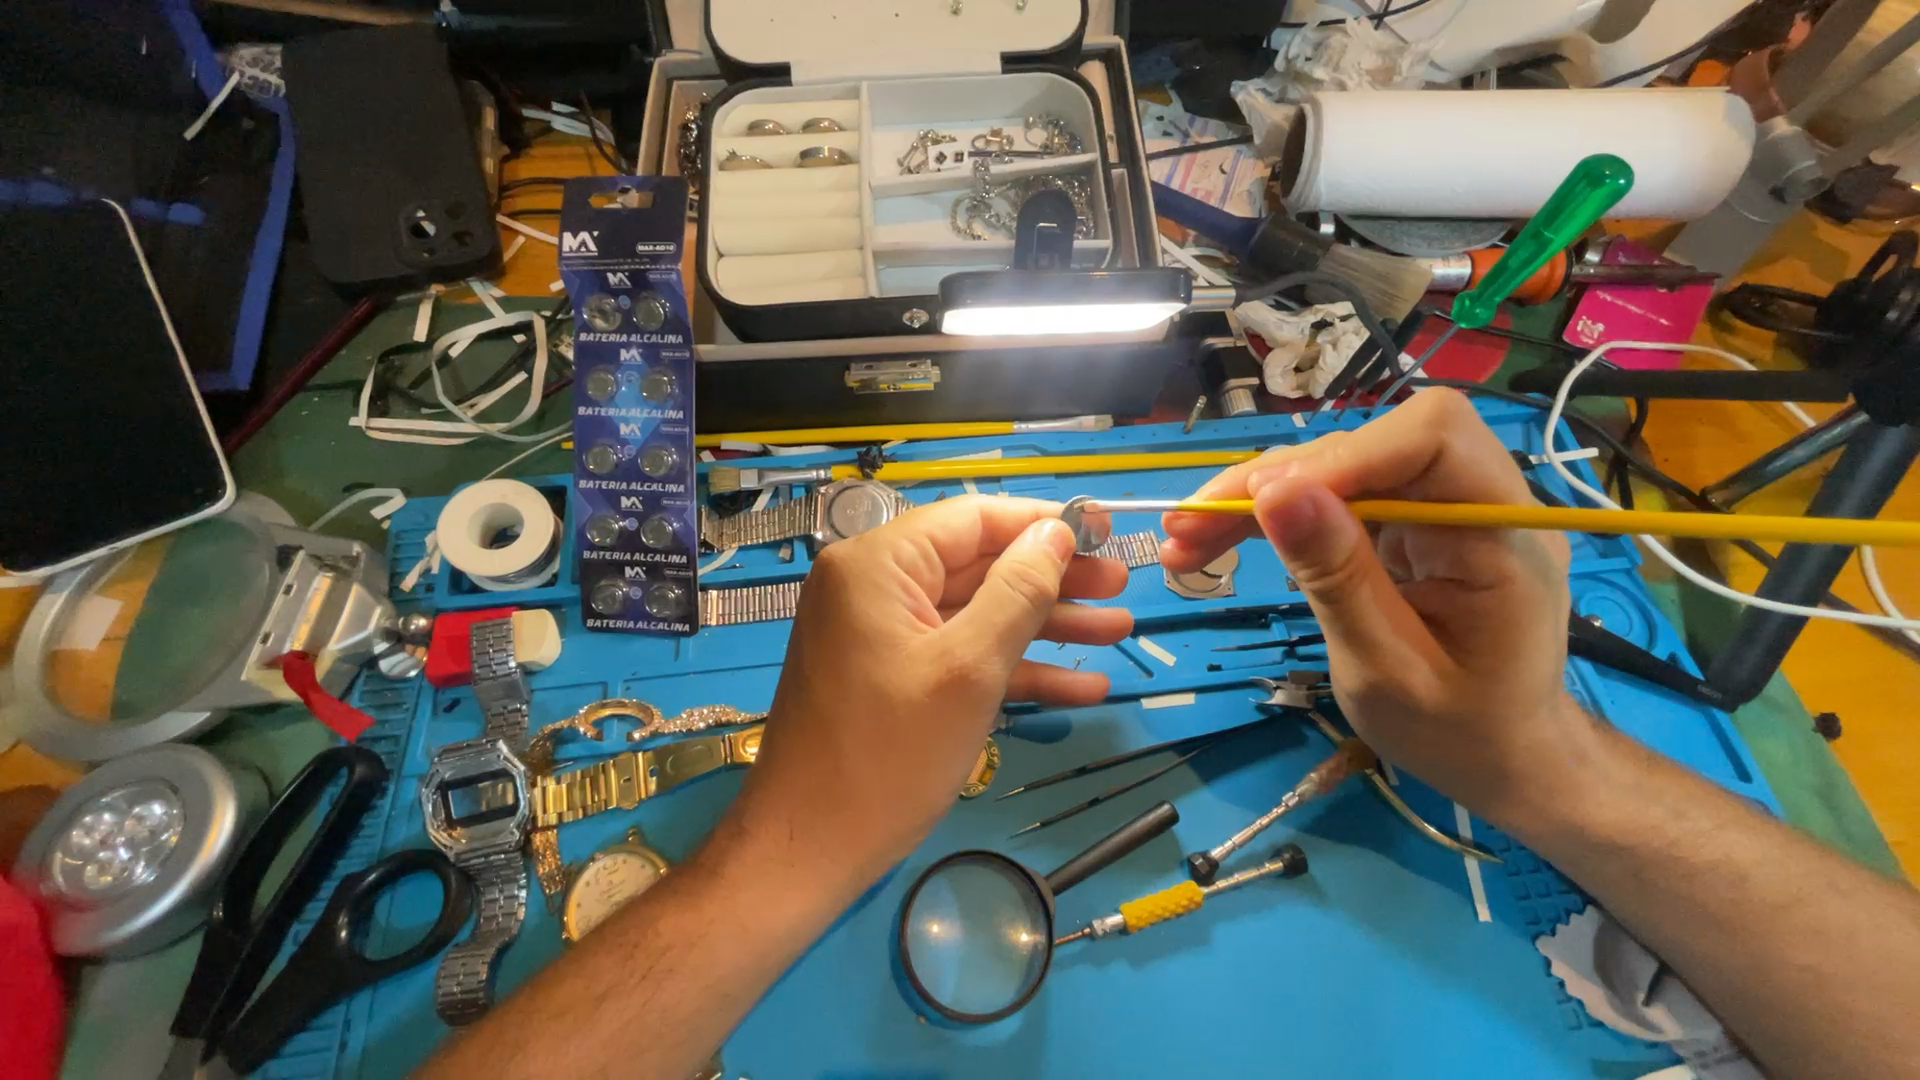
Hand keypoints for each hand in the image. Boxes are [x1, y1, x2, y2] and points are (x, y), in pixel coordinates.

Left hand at [727, 497, 1132, 888]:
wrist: (807, 852)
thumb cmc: (887, 755)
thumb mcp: (968, 669)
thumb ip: (1017, 592)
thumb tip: (1055, 532)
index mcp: (879, 565)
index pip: (973, 519)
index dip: (1042, 523)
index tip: (1104, 531)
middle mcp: (875, 586)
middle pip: (979, 565)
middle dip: (1053, 579)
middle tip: (1120, 584)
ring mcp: (882, 633)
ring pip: (976, 613)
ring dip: (1046, 625)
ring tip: (1118, 628)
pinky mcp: (893, 676)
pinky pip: (959, 655)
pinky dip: (1014, 668)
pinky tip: (1081, 687)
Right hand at [1162, 389, 1595, 824]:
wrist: (1499, 756)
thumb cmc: (1455, 730)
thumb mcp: (1386, 670)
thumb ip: (1337, 579)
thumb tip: (1274, 496)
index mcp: (1502, 535)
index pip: (1432, 439)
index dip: (1342, 459)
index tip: (1263, 502)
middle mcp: (1472, 501)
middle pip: (1366, 446)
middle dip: (1270, 480)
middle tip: (1187, 525)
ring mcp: (1432, 509)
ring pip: (1333, 468)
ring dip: (1253, 499)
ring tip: (1183, 539)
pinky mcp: (1399, 524)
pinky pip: (1327, 498)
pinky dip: (1267, 517)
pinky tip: (1214, 539)